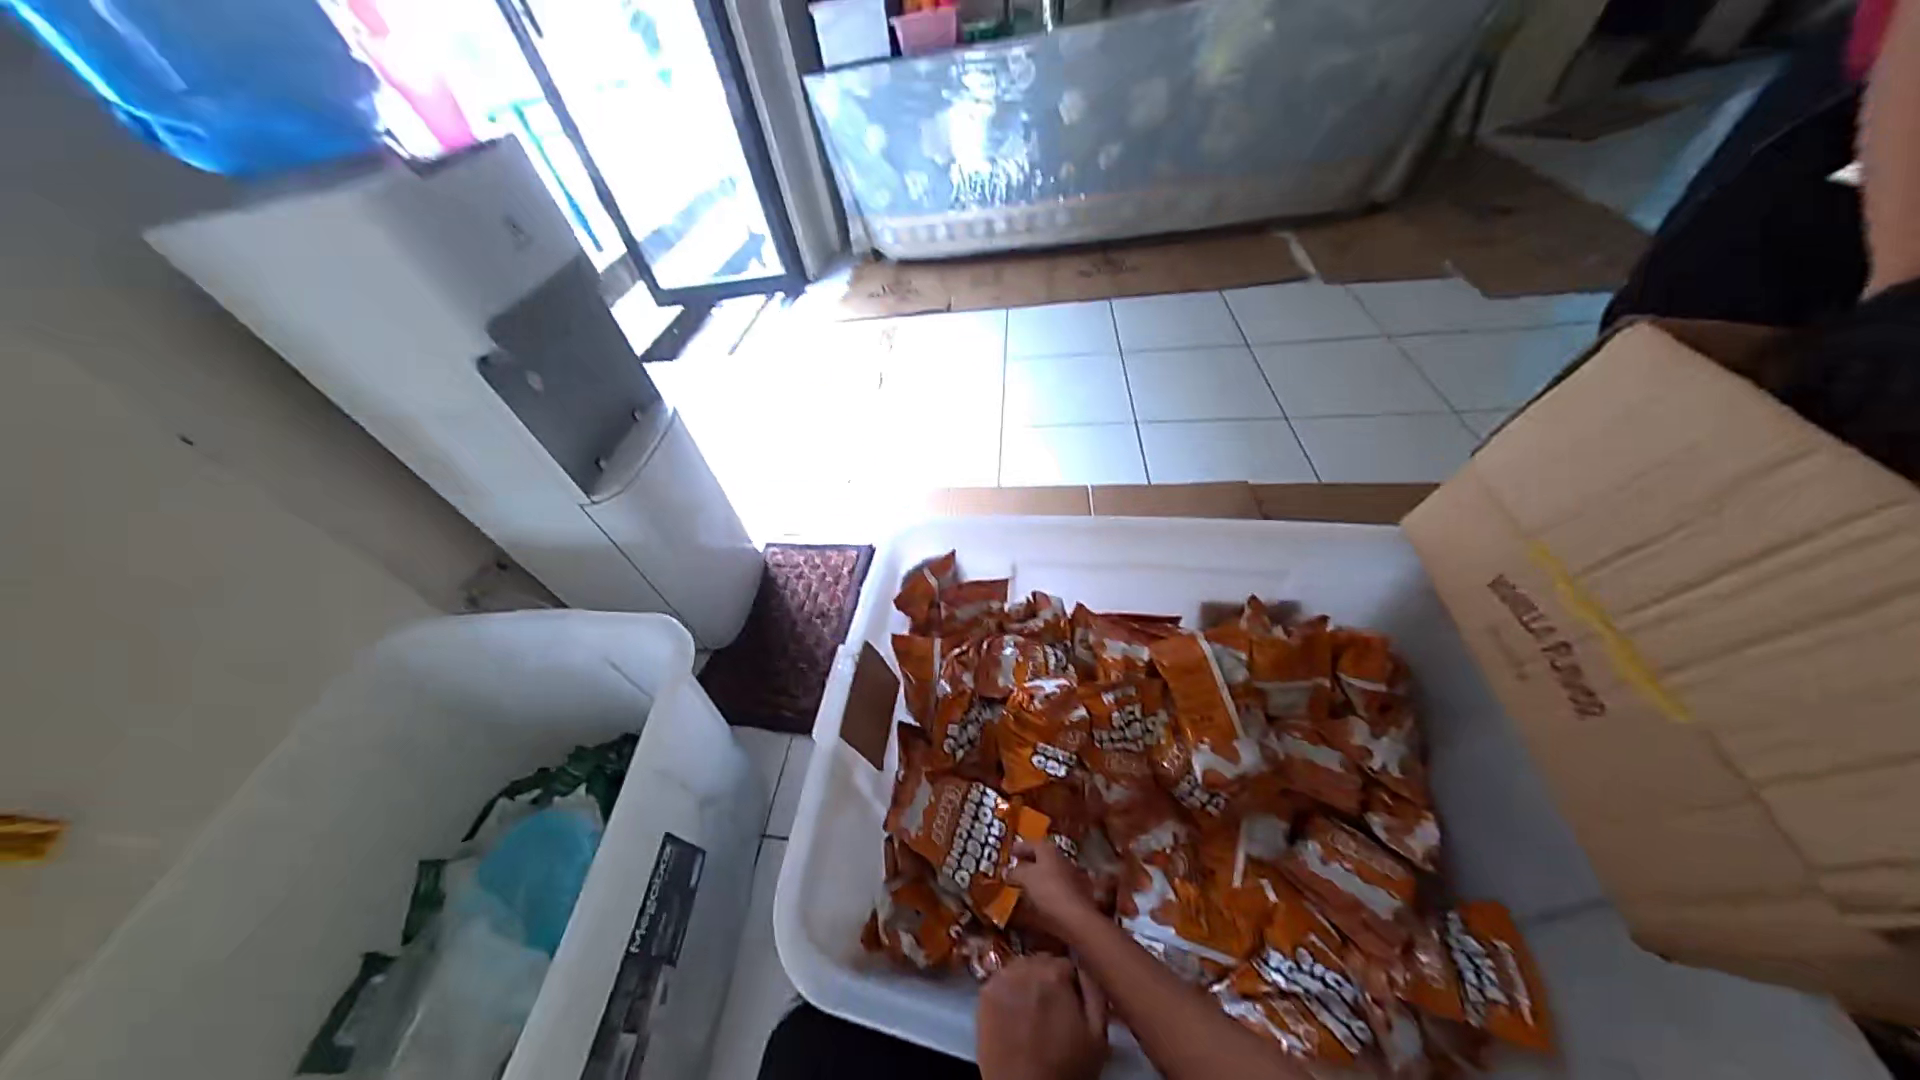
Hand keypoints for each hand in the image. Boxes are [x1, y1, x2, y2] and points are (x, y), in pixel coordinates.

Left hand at [977, 955, 1109, 1079]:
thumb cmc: (1066, 1067)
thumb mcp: (1097, 1034)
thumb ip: (1095, 991)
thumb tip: (1085, 966)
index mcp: (1055, 973)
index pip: (1067, 962)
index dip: (1071, 982)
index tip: (1071, 1000)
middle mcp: (1026, 967)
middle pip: (1042, 960)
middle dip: (1049, 977)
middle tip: (1052, 1004)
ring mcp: (1001, 979)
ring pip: (1020, 966)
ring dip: (1028, 979)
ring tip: (1032, 1007)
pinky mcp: (984, 994)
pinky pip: (1001, 979)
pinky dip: (1009, 988)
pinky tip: (1014, 1010)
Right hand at [1007, 839, 1100, 939]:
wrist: (1075, 915)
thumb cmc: (1047, 889)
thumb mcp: (1025, 878)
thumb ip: (1015, 872)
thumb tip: (1007, 870)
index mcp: (1047, 849)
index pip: (1029, 844)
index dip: (1018, 848)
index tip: (1009, 852)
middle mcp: (1059, 857)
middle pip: (1040, 857)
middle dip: (1027, 861)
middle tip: (1014, 867)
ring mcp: (1068, 874)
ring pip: (1047, 871)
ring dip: (1036, 875)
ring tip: (1023, 882)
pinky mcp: (1073, 891)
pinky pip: (1053, 884)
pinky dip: (1044, 887)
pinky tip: (1037, 896)